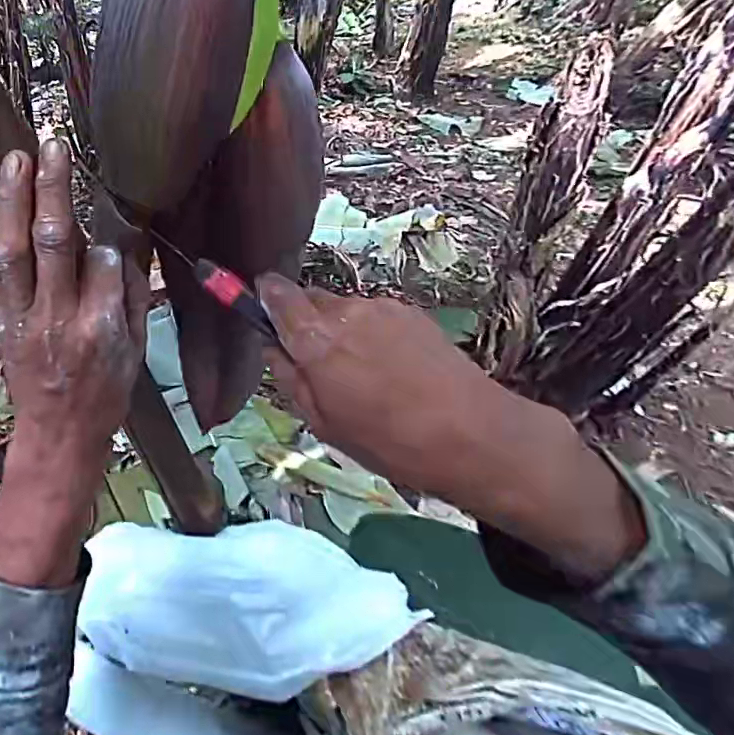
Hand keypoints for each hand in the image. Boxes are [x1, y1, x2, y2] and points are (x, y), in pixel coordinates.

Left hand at [0, 140, 148, 587]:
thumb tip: (124, 245)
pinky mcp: (1, 319)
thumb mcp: (135, 351)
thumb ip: (131, 296)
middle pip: (53, 243)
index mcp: (100, 329)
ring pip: (13, 251)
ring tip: (15, 158)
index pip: (103, 263)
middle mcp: (58, 317)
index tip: (108, 219)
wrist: (56, 436)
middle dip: (52, 190)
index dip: (106, 237)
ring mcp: (23, 316)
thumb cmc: (104, 395)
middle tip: (52, 145)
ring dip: (13, 200)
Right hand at [257, 275, 643, 582]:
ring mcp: (380, 307)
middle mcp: (344, 311)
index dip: (261, 294)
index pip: (275, 292)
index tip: (257, 303)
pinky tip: (391, 368)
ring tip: (363, 373)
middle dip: (303, 322)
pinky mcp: (410, 310)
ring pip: (341, 308)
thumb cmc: (389, 442)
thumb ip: (287, 377)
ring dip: (339, 329)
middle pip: (307, 300)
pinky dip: (369, 332)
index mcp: (314, 339)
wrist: (476, 435)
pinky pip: (372, 314)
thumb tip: (271, 346)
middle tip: (317, 363)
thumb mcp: (322, 423)